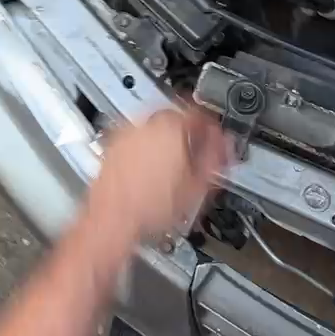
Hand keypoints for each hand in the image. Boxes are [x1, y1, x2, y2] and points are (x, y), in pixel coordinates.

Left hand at [81, 107, 231, 244]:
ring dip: (169, 142)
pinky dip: (148, 150)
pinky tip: (153, 172)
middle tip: (199, 156)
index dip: (214, 132)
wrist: (113, 219)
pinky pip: (138, 140)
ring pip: (156, 129)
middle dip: (190, 136)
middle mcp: (147, 124)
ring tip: (176, 167)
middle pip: (177, 119)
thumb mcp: (196, 186)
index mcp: (171, 127)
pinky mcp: (113, 146)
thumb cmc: (149, 207)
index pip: (201, 116)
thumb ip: (214, 159)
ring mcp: (126, 133)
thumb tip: (221, 147)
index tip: (217, 143)